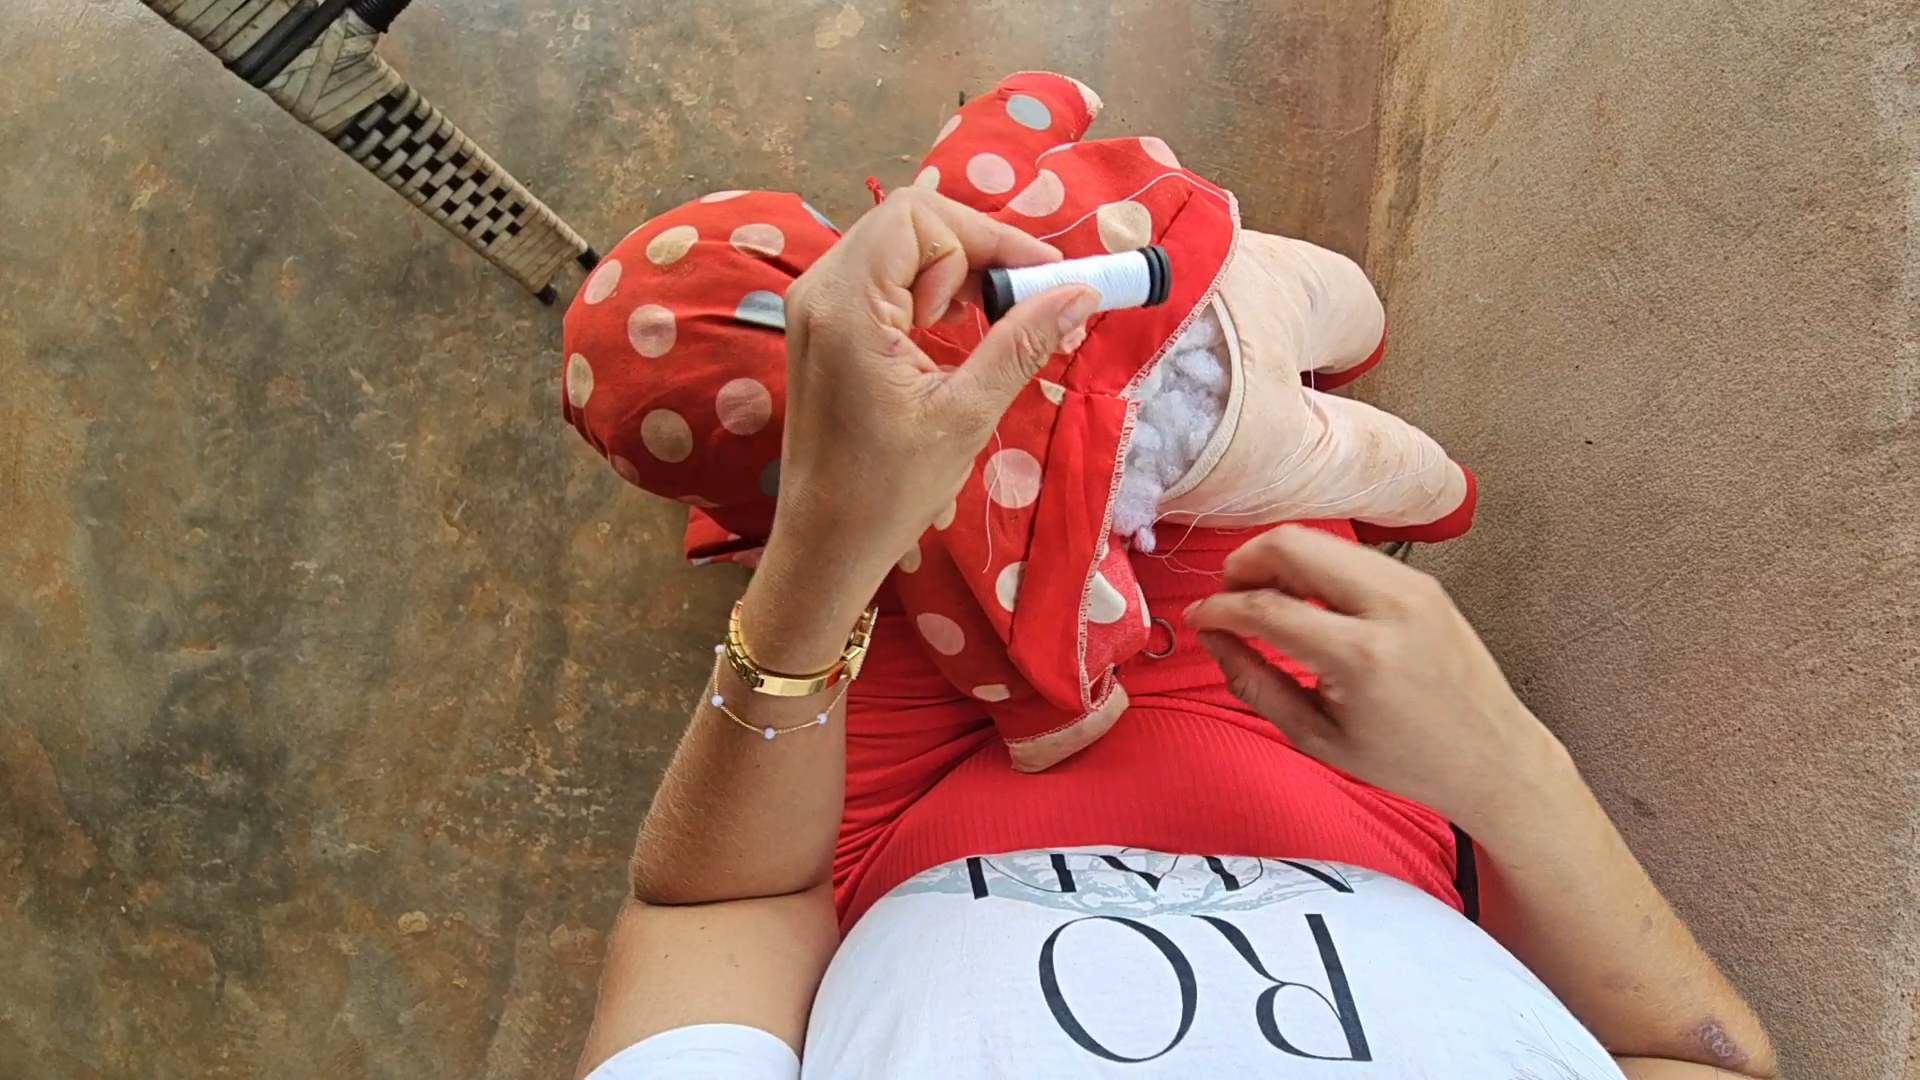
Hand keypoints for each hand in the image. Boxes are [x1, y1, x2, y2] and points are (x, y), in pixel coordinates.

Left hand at [771, 188, 1101, 588]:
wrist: (827, 543)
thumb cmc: (889, 491)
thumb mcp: (966, 414)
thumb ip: (1021, 343)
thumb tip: (1079, 294)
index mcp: (846, 305)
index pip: (920, 219)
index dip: (988, 237)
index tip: (1039, 279)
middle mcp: (820, 292)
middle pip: (909, 227)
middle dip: (976, 255)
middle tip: (1022, 304)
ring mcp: (816, 310)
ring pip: (898, 253)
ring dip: (955, 278)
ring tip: (991, 324)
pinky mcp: (824, 332)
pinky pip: (884, 285)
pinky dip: (928, 297)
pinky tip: (953, 334)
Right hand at [1185, 526, 1573, 837]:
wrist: (1496, 759)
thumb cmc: (1406, 760)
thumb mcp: (1314, 736)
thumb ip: (1252, 682)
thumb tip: (1214, 639)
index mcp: (1361, 655)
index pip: (1265, 607)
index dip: (1218, 609)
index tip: (1198, 619)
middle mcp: (1389, 605)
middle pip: (1289, 544)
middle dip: (1242, 565)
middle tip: (1228, 598)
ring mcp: (1411, 585)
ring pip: (1315, 539)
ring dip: (1274, 561)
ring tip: (1261, 600)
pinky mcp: (1420, 580)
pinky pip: (1345, 553)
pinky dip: (1309, 566)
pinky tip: (1302, 600)